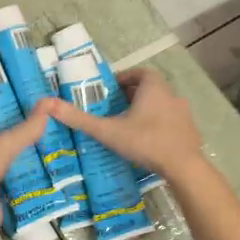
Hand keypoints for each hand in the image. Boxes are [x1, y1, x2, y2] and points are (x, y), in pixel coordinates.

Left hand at [0, 106, 51, 239]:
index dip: (6, 133)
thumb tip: (48, 104)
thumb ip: (25, 131)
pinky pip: (13, 199)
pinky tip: (44, 188)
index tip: (28, 127)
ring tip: (50, 163)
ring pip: (5, 179)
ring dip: (22, 174)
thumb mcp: (3, 145)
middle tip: (45, 144)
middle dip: (17, 154)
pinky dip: (25, 194)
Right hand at [48, 68, 204, 177]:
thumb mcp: (108, 130)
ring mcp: (184, 113)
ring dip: (146, 109)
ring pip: (161, 104)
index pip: (139, 72)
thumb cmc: (145, 141)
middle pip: (150, 87)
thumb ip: (79, 119)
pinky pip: (171, 121)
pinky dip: (159, 124)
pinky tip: (147, 140)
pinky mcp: (191, 131)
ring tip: (128, 124)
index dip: (124, 78)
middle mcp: (171, 95)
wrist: (184, 167)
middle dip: (132, 94)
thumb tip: (47, 104)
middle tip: (115, 107)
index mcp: (153, 88)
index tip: (110, 90)